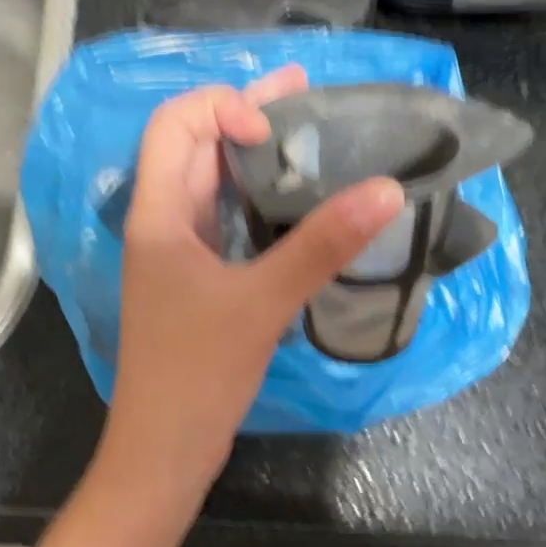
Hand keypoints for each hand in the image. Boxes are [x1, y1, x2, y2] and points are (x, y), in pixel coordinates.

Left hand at [95, 66, 404, 495]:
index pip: (175, 124)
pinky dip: (260, 205)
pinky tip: (301, 208)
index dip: (222, 107)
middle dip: (246, 114)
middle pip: (195, 147)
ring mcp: (178, 257)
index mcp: (158, 215)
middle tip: (307, 95)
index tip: (274, 134)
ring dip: (256, 160)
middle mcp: (162, 225)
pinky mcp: (197, 285)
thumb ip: (321, 246)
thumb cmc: (197, 374)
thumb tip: (388, 189)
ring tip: (312, 139)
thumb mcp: (262, 304)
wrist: (163, 450)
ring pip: (213, 188)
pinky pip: (227, 225)